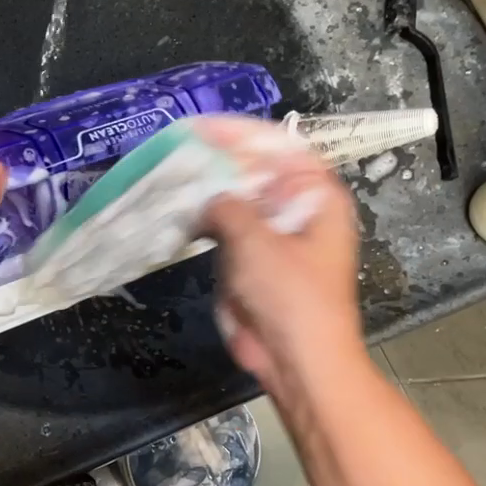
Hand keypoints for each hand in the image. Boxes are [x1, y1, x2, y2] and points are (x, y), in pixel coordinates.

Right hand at [196, 116, 367, 405]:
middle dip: (218, 162)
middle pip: (255, 173)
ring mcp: (271, 237)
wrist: (294, 358)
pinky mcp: (249, 262)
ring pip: (236, 202)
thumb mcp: (257, 243)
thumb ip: (227, 209)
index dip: (241, 134)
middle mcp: (296, 211)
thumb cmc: (290, 298)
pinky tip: (176, 215)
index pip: (279, 148)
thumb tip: (206, 200)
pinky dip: (202, 223)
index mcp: (316, 198)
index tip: (201, 128)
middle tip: (177, 152)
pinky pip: (223, 232)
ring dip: (206, 192)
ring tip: (169, 178)